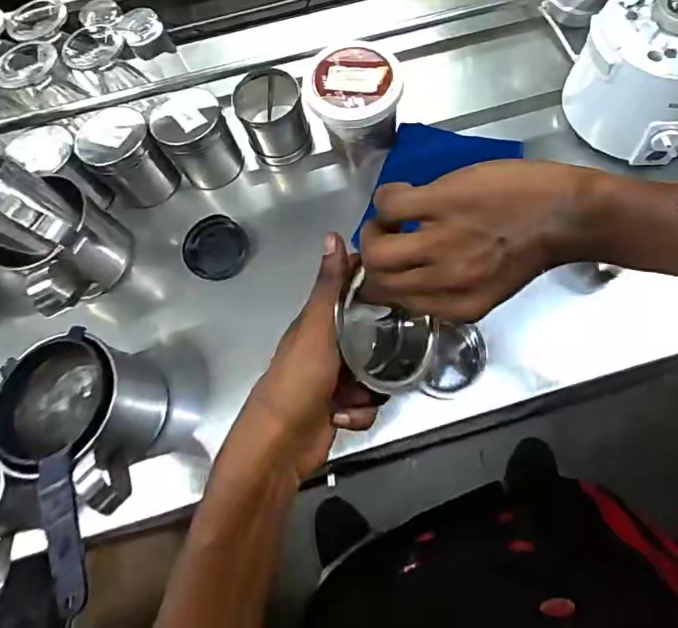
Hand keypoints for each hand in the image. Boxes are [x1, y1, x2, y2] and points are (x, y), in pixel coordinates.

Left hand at [231, 234, 382, 481]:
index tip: (396, 284)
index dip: (369, 284)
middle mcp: (324, 346)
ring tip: (355, 395)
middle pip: (366, 336)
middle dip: (380, 348)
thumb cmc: (298, 378)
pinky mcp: (339, 408)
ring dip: (369, 388)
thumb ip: (329, 286)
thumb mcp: (316, 327)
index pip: (346, 292)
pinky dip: (359, 412)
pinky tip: (344, 417)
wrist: (282, 442)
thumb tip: (333, 235)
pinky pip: (366, 404)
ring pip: (371, 373)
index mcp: (315, 322)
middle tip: (395, 351)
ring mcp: (331, 379)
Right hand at [357, 160, 610, 322]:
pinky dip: (387, 197)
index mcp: (460, 305)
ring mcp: (442, 242)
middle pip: (378, 279)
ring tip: (391, 216)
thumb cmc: (531, 245)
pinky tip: (406, 192)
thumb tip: (408, 271)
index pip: (395, 302)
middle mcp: (447, 281)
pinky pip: (389, 204)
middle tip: (384, 236)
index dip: (380, 281)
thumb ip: (448, 284)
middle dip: (371, 256)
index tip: (384, 264)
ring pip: (376, 248)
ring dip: (374, 229)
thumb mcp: (488, 283)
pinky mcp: (440, 203)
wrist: (567, 212)